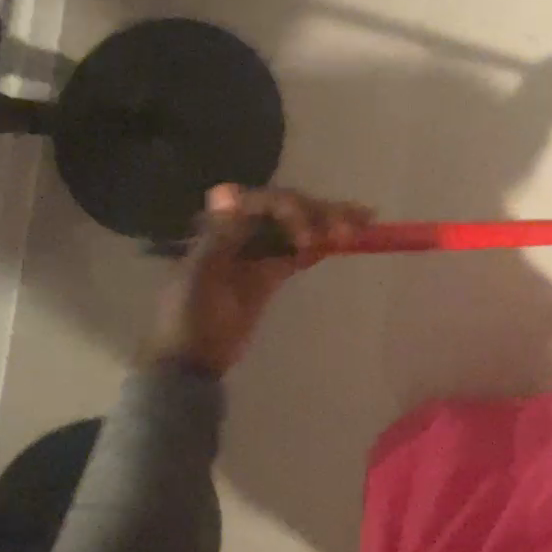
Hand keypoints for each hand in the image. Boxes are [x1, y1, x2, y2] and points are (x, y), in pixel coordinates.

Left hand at [144, 184, 373, 374]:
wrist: (189, 362)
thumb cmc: (188, 319)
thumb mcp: (200, 275)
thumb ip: (220, 234)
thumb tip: (226, 190)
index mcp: (223, 227)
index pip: (266, 202)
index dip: (293, 210)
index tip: (310, 237)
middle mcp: (243, 232)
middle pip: (289, 211)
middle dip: (321, 216)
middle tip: (352, 230)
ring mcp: (258, 252)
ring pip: (300, 228)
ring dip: (329, 225)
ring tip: (364, 225)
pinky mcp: (270, 272)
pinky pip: (299, 251)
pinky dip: (322, 244)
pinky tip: (345, 241)